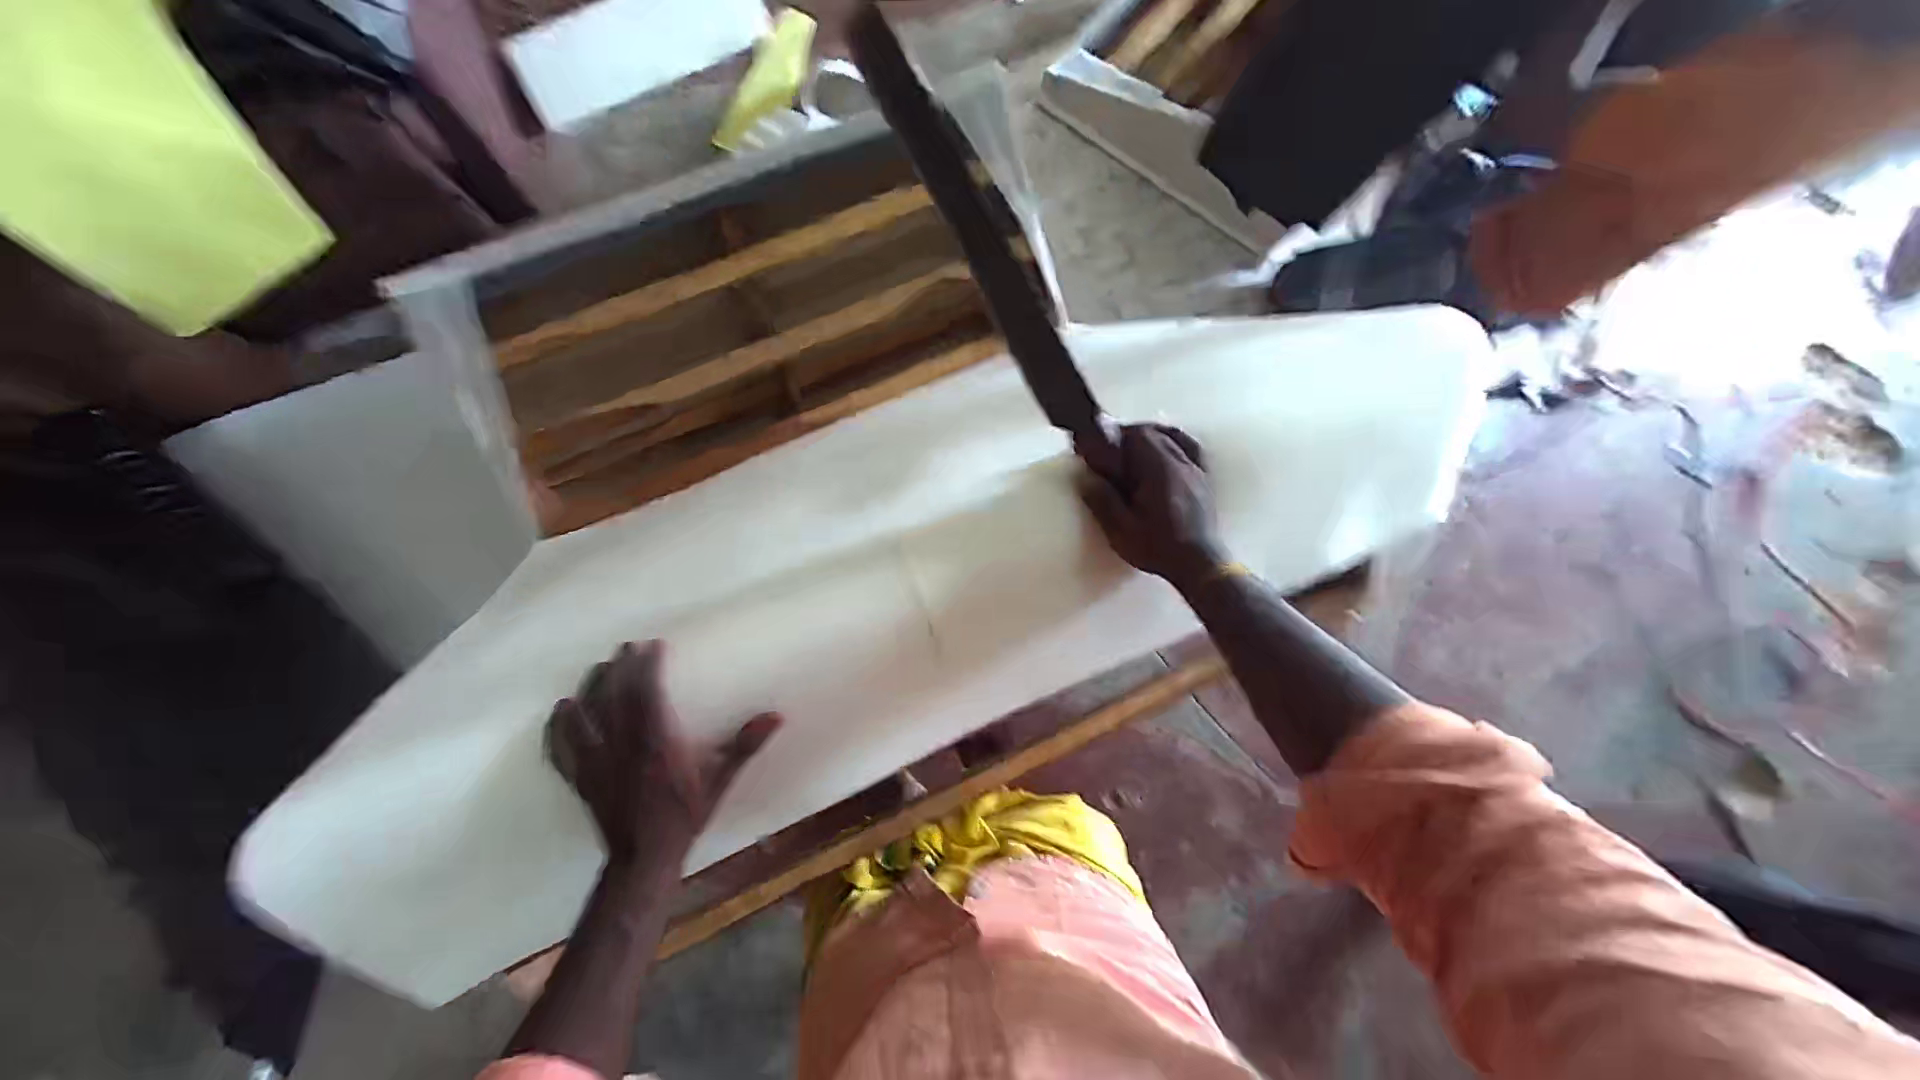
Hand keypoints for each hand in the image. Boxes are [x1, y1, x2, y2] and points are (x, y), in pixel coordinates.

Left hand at [546, 640, 780, 872]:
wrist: (643, 859)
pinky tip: (561, 710)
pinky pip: (563, 748)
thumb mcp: (719, 781)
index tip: (654, 645)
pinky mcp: (581, 779)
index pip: (648, 693)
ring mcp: (597, 763)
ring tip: (597, 669)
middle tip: (626, 647)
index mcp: (656, 743)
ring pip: (587, 716)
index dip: (648, 666)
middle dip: (620, 668)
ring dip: (591, 688)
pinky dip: (560, 727)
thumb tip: (776, 716)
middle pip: (615, 697)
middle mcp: (622, 747)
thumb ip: (744, 746)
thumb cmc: (684, 818)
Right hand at [1077, 423, 1229, 589]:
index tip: (1100, 442)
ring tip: (1136, 445)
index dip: (1116, 434)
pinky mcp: (1205, 479)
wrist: (1199, 564)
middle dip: (1130, 434)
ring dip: (1152, 435)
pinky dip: (1176, 441)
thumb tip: (1085, 479)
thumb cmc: (1158, 547)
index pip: (1138, 435)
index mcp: (1159, 471)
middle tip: (1112, 447)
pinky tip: (1168, 446)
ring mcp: (1196, 469)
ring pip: (1174, 437)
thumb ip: (1103, 501)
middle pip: (1155, 433)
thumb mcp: (1121, 530)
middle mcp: (1181, 463)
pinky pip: (1192, 448)